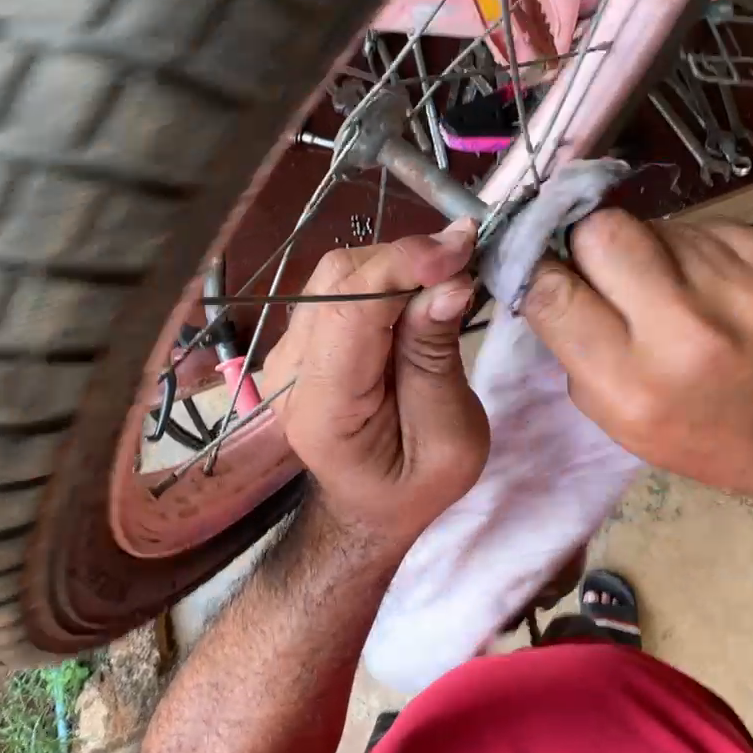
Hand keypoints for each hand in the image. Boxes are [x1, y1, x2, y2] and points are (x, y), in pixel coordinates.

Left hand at [260, 221, 489, 558]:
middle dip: (406, 259)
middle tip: (465, 261)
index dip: (402, 266)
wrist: (367, 506)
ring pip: (336, 273)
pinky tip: (418, 289)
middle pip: (337, 280)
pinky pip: (338, 285)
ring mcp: (287, 351)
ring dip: (397, 264)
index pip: (349, 311)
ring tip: (445, 277)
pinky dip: (385, 275)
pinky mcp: (299, 339)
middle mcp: (289, 372)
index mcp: (324, 409)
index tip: (460, 246)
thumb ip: (437, 360)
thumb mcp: (450, 441)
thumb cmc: (414, 485)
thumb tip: (450, 283)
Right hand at [520, 210, 752, 504]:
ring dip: (651, 250)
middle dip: (591, 245)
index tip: (545, 271)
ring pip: (657, 224)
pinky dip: (698, 250)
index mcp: (633, 385)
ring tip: (676, 289)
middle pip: (601, 231)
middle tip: (610, 271)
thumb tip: (547, 268)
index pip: (551, 291)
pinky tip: (715, 285)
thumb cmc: (700, 434)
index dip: (538, 272)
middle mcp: (688, 334)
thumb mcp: (615, 417)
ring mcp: (746, 293)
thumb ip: (575, 344)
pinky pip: (708, 226)